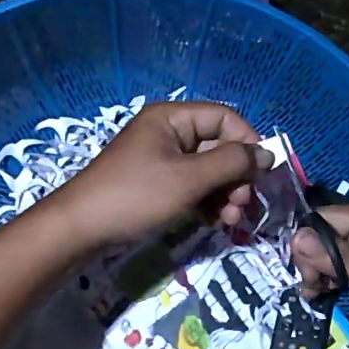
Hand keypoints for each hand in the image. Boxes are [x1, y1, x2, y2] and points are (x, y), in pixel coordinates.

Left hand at [46, 101, 263, 245]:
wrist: (80, 230)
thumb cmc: (136, 196)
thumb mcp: (189, 179)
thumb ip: (232, 163)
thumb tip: (268, 153)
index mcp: (173, 118)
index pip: (226, 118)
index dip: (248, 143)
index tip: (260, 175)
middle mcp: (170, 132)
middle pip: (220, 145)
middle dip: (236, 176)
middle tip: (241, 205)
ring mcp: (163, 158)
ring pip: (210, 169)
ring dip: (225, 193)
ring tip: (229, 219)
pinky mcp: (159, 183)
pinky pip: (195, 185)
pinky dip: (208, 201)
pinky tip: (215, 221)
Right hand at [290, 205, 348, 340]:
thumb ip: (334, 257)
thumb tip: (295, 237)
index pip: (320, 217)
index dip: (304, 243)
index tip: (303, 274)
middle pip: (323, 231)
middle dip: (311, 259)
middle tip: (311, 289)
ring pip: (331, 247)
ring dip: (319, 270)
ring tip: (316, 295)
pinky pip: (344, 259)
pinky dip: (333, 275)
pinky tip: (328, 292)